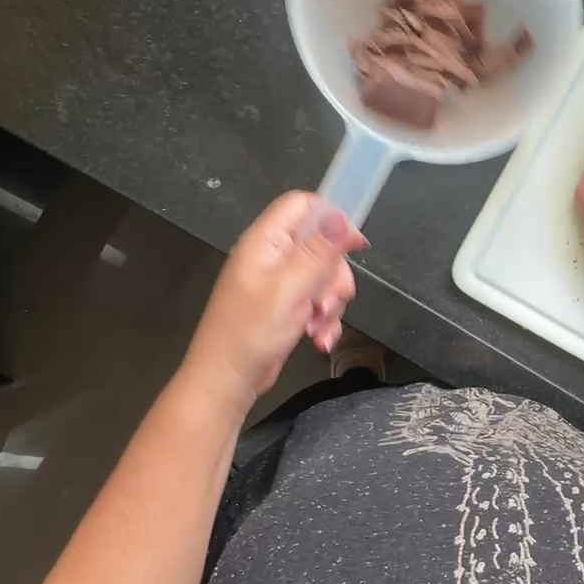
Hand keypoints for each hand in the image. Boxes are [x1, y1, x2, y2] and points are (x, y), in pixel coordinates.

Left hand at [186, 192, 365, 408]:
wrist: (229, 378)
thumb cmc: (252, 331)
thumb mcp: (291, 288)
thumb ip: (319, 251)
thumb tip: (341, 217)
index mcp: (266, 242)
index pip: (303, 205)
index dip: (333, 218)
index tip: (355, 246)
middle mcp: (274, 257)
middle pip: (322, 246)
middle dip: (334, 277)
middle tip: (328, 302)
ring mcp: (280, 283)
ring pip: (325, 278)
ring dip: (330, 304)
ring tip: (318, 327)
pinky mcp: (287, 307)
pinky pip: (318, 302)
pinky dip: (324, 321)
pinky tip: (318, 339)